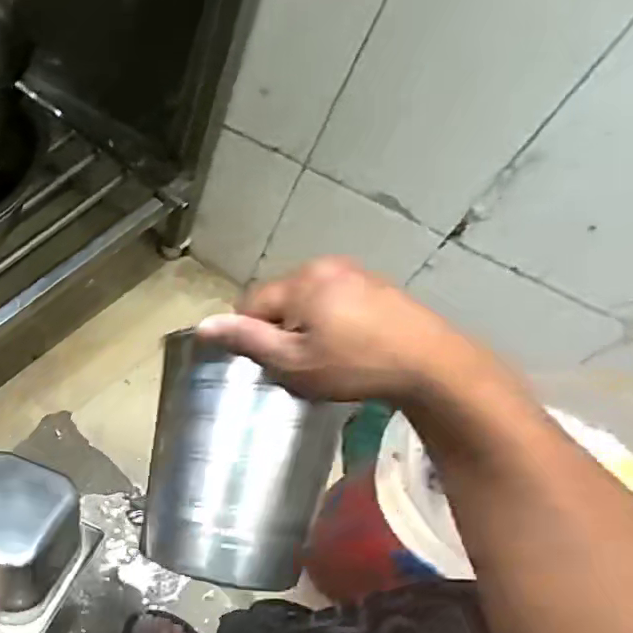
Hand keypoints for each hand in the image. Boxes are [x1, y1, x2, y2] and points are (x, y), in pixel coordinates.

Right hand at [196, 255, 483, 403]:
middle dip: (279, 328)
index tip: (269, 362)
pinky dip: (329, 321)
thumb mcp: (292, 361)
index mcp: (301, 282)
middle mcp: (324, 266)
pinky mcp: (376, 285)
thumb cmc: (353, 366)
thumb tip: (203, 325)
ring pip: (306, 300)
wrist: (428, 364)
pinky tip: (347, 346)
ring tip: (323, 358)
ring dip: (304, 326)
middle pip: (278, 299)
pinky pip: (333, 300)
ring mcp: (354, 272)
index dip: (251, 335)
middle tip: (296, 364)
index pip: (250, 303)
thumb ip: (246, 340)